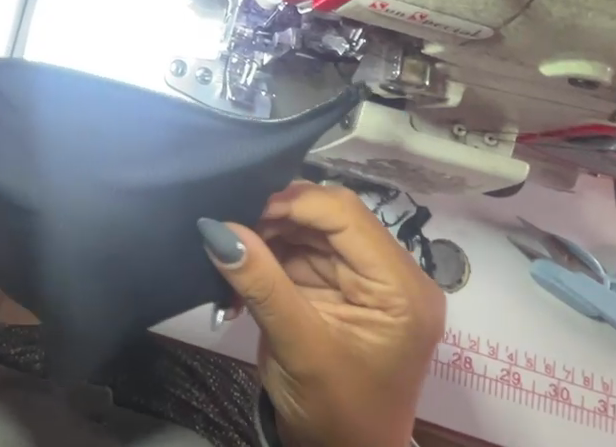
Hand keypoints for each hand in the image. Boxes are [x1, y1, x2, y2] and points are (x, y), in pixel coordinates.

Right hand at [200, 182, 445, 446]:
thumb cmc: (336, 412)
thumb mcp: (297, 347)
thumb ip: (260, 282)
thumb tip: (215, 227)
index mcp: (401, 288)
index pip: (345, 214)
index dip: (293, 203)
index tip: (242, 213)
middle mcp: (390, 274)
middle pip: (328, 215)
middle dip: (277, 218)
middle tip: (233, 232)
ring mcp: (364, 280)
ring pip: (309, 228)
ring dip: (267, 236)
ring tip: (232, 254)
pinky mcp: (340, 287)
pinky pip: (300, 250)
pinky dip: (268, 255)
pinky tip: (242, 269)